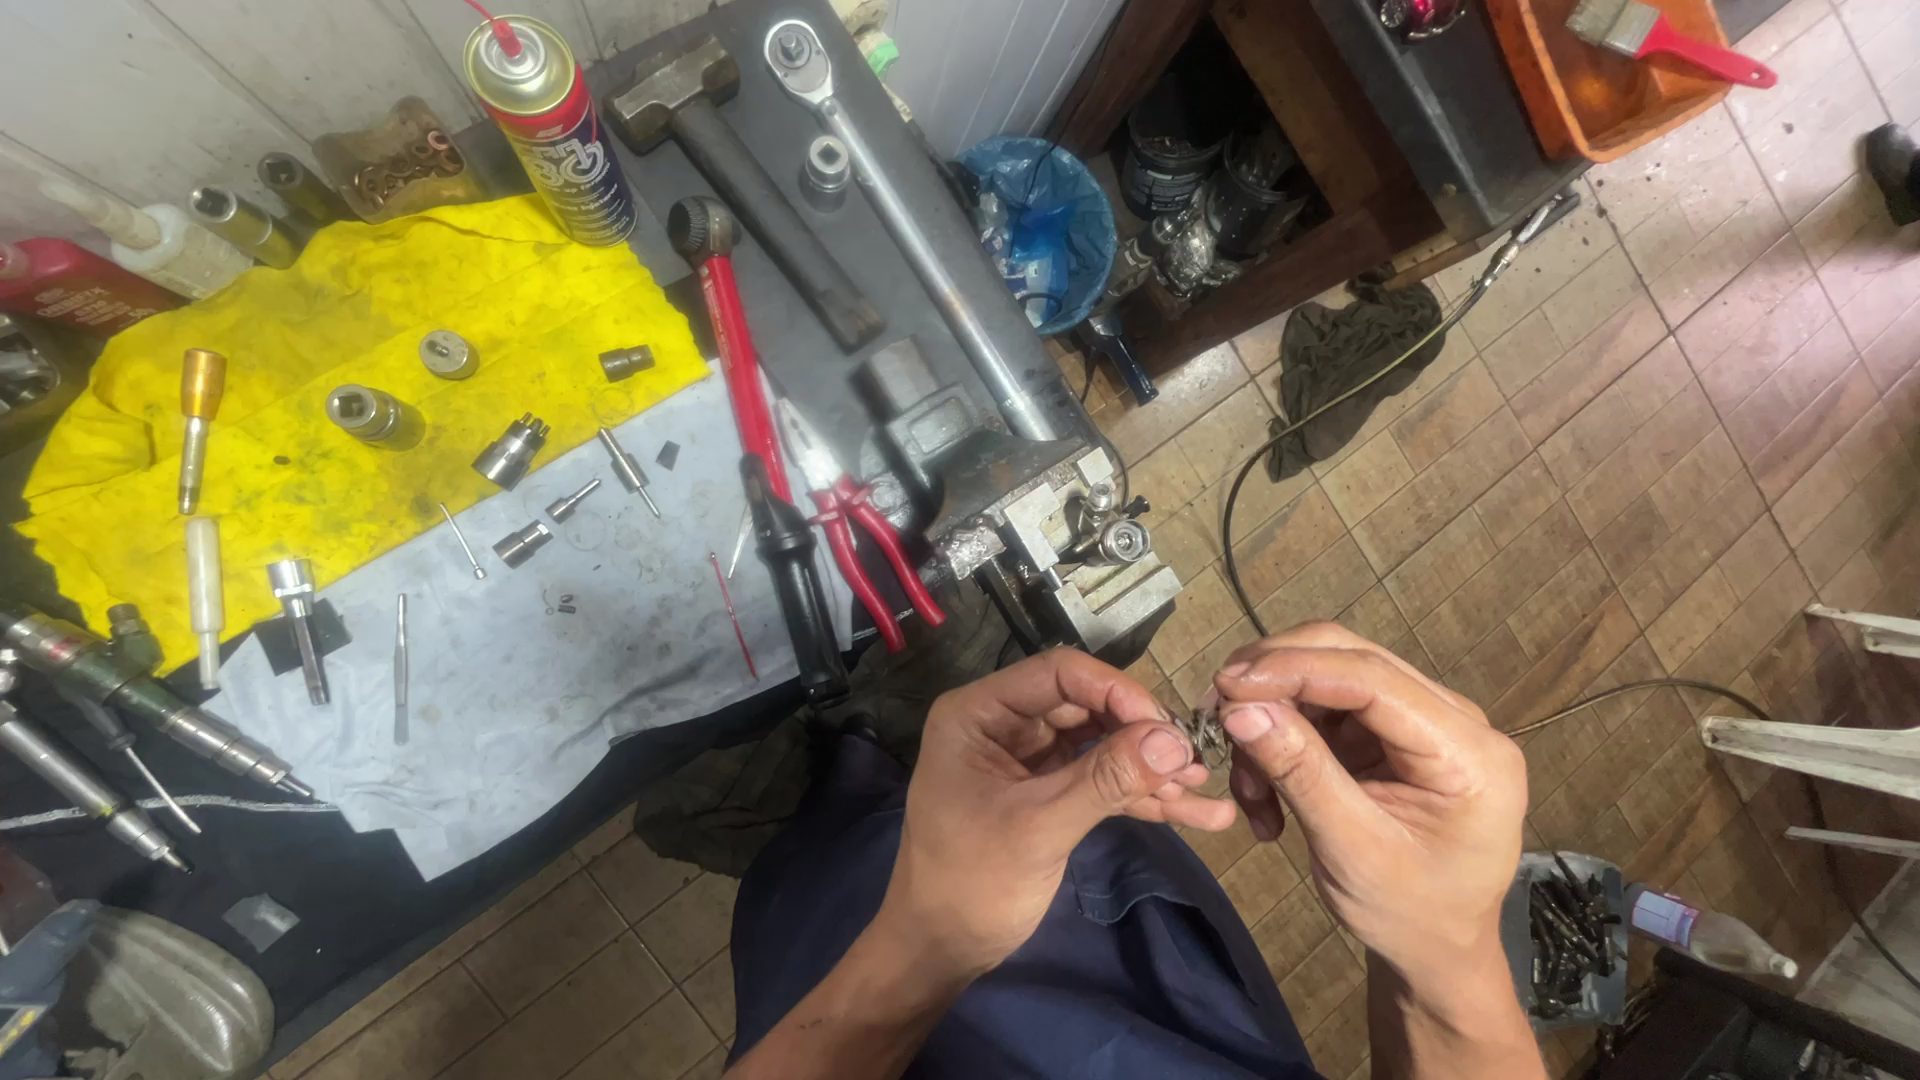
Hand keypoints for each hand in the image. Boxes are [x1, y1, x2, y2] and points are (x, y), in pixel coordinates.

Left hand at [879, 648, 1235, 979]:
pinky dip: (1140, 796)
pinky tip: (1196, 813)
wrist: (941, 951)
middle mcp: (1003, 723)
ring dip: (1148, 766)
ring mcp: (1028, 757)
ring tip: (1203, 788)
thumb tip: (1176, 741)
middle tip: (1194, 759)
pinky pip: (1099, 780)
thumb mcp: (1039, 826)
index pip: (1057, 675)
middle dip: (1140, 732)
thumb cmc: (971, 882)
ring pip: (1099, 743)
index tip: (1166, 727)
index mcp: (980, 712)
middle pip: (1086, 706)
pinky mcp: (1047, 791)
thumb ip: (1106, 779)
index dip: (1116, 691)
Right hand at [1211, 624, 1526, 985]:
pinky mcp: (1381, 728)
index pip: (1372, 678)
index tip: (1227, 684)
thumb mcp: (1352, 850)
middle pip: (1347, 656)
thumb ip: (1301, 772)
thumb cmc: (1408, 912)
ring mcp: (1413, 718)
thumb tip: (1239, 708)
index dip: (1295, 669)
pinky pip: (1314, 706)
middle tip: (1216, 707)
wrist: (1432, 947)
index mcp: (1467, 752)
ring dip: (1270, 714)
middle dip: (1274, 676)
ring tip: (1246, 782)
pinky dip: (1277, 734)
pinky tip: (1263, 786)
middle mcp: (1449, 717)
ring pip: (1321, 674)